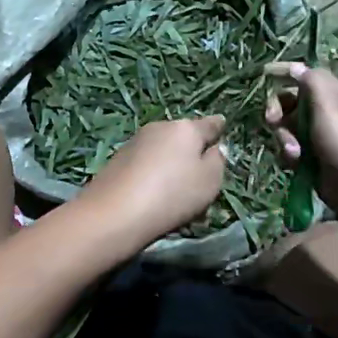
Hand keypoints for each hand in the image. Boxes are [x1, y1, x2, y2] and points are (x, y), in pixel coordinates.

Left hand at [80, 116, 226, 240]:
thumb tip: (212, 149)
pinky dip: (152, 175)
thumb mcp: (210, 180)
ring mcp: (135, 142)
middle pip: (182, 137)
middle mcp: (159, 127)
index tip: (222, 126)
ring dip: (170, 166)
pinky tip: (152, 197)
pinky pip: (145, 164)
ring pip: (162, 151)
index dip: (218, 127)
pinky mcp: (117, 160)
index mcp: (185, 128)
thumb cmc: (173, 194)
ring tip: (175, 194)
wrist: (115, 213)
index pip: (209, 124)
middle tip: (199, 179)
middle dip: (191, 152)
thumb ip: (217, 161)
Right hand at [264, 62, 337, 210]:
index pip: (306, 75)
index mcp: (334, 94)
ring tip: (294, 152)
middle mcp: (325, 111)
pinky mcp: (310, 154)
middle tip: (273, 121)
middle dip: (279, 111)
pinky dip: (288, 153)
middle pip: (290, 100)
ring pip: (286, 125)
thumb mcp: (329, 105)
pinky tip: (296, 162)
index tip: (264, 73)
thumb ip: (312, 81)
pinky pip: (288, 145)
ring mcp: (317, 134)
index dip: (285, 72)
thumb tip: (296, 67)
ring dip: (284, 137)